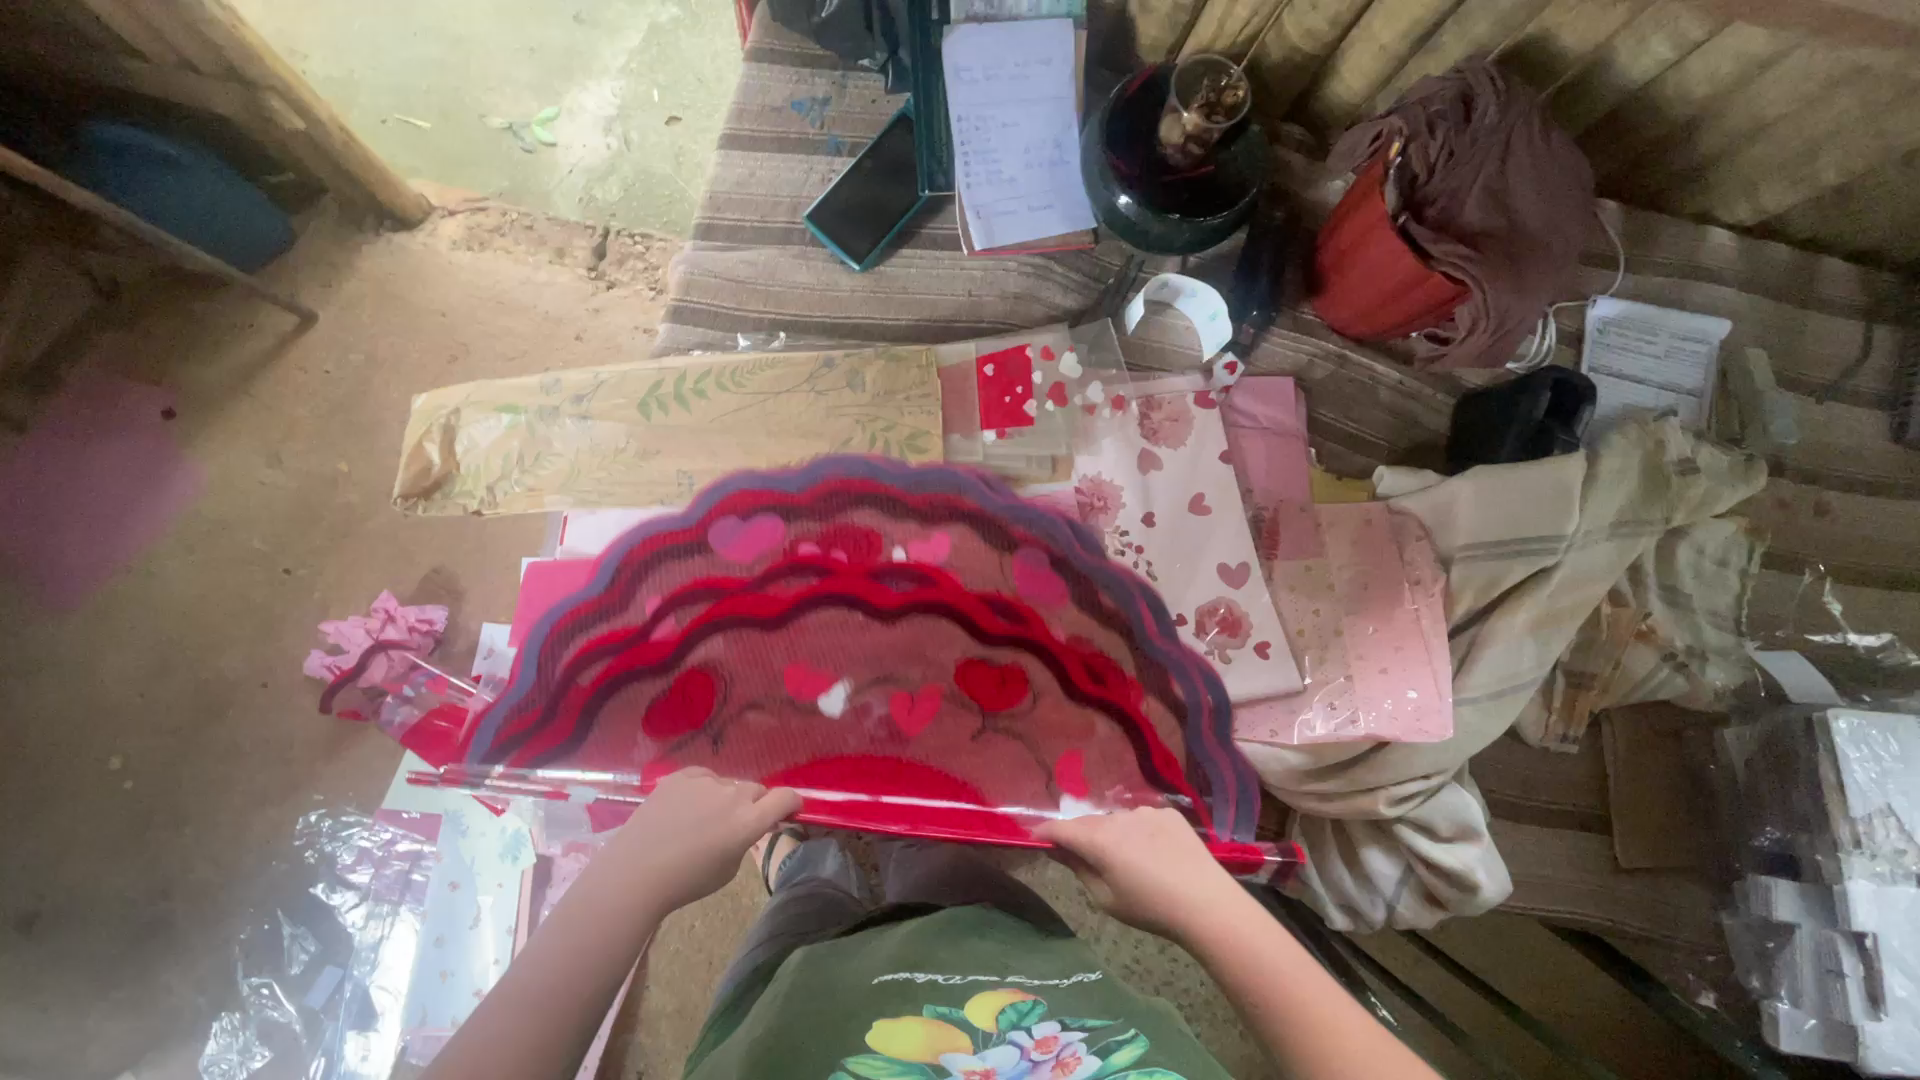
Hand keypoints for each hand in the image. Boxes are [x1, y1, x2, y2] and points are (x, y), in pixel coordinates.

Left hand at [603, 768, 801, 918]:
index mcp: (749, 822)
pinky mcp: (680, 776)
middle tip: (735, 824)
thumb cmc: (686, 881)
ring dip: (725, 798)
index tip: (787, 811)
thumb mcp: (729, 868)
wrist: (634, 873)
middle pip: (756, 791)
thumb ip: (746, 840)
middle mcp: (732, 796)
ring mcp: (705, 782)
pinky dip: (703, 788)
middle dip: (754, 805)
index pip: (786, 797)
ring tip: (701, 819)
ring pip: (728, 784)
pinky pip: (704, 776)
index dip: (791, 803)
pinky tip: (687, 806)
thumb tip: (746, 826)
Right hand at [1033, 807, 1248, 943]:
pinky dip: (1139, 832)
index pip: (1060, 828)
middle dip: (1079, 836)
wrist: (1207, 904)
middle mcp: (1118, 818)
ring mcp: (1146, 812)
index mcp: (1099, 840)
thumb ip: (1078, 869)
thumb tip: (1058, 849)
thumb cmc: (1150, 908)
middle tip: (1078, 856)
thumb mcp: (1105, 898)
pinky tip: (1153, 854)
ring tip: (1125, 861)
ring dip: (1112, 834)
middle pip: (1088, 823)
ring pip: (1117, 821)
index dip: (1044, 833)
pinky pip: (1143, 820)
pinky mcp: (1169, 814)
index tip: (1035, 839)